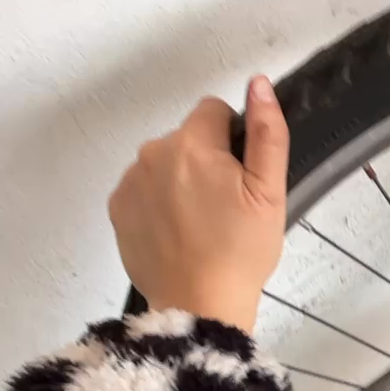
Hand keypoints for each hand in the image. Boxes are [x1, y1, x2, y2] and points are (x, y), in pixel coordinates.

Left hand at [109, 75, 288, 331]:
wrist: (200, 306)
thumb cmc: (240, 253)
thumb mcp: (270, 194)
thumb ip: (267, 134)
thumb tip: (259, 84)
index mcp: (192, 143)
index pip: (213, 111)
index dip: (234, 141)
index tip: (242, 180)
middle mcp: (152, 153)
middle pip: (187, 140)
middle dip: (207, 163)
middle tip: (227, 209)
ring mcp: (130, 182)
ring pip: (164, 165)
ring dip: (182, 183)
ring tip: (203, 226)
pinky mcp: (119, 210)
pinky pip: (143, 191)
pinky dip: (160, 205)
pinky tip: (180, 235)